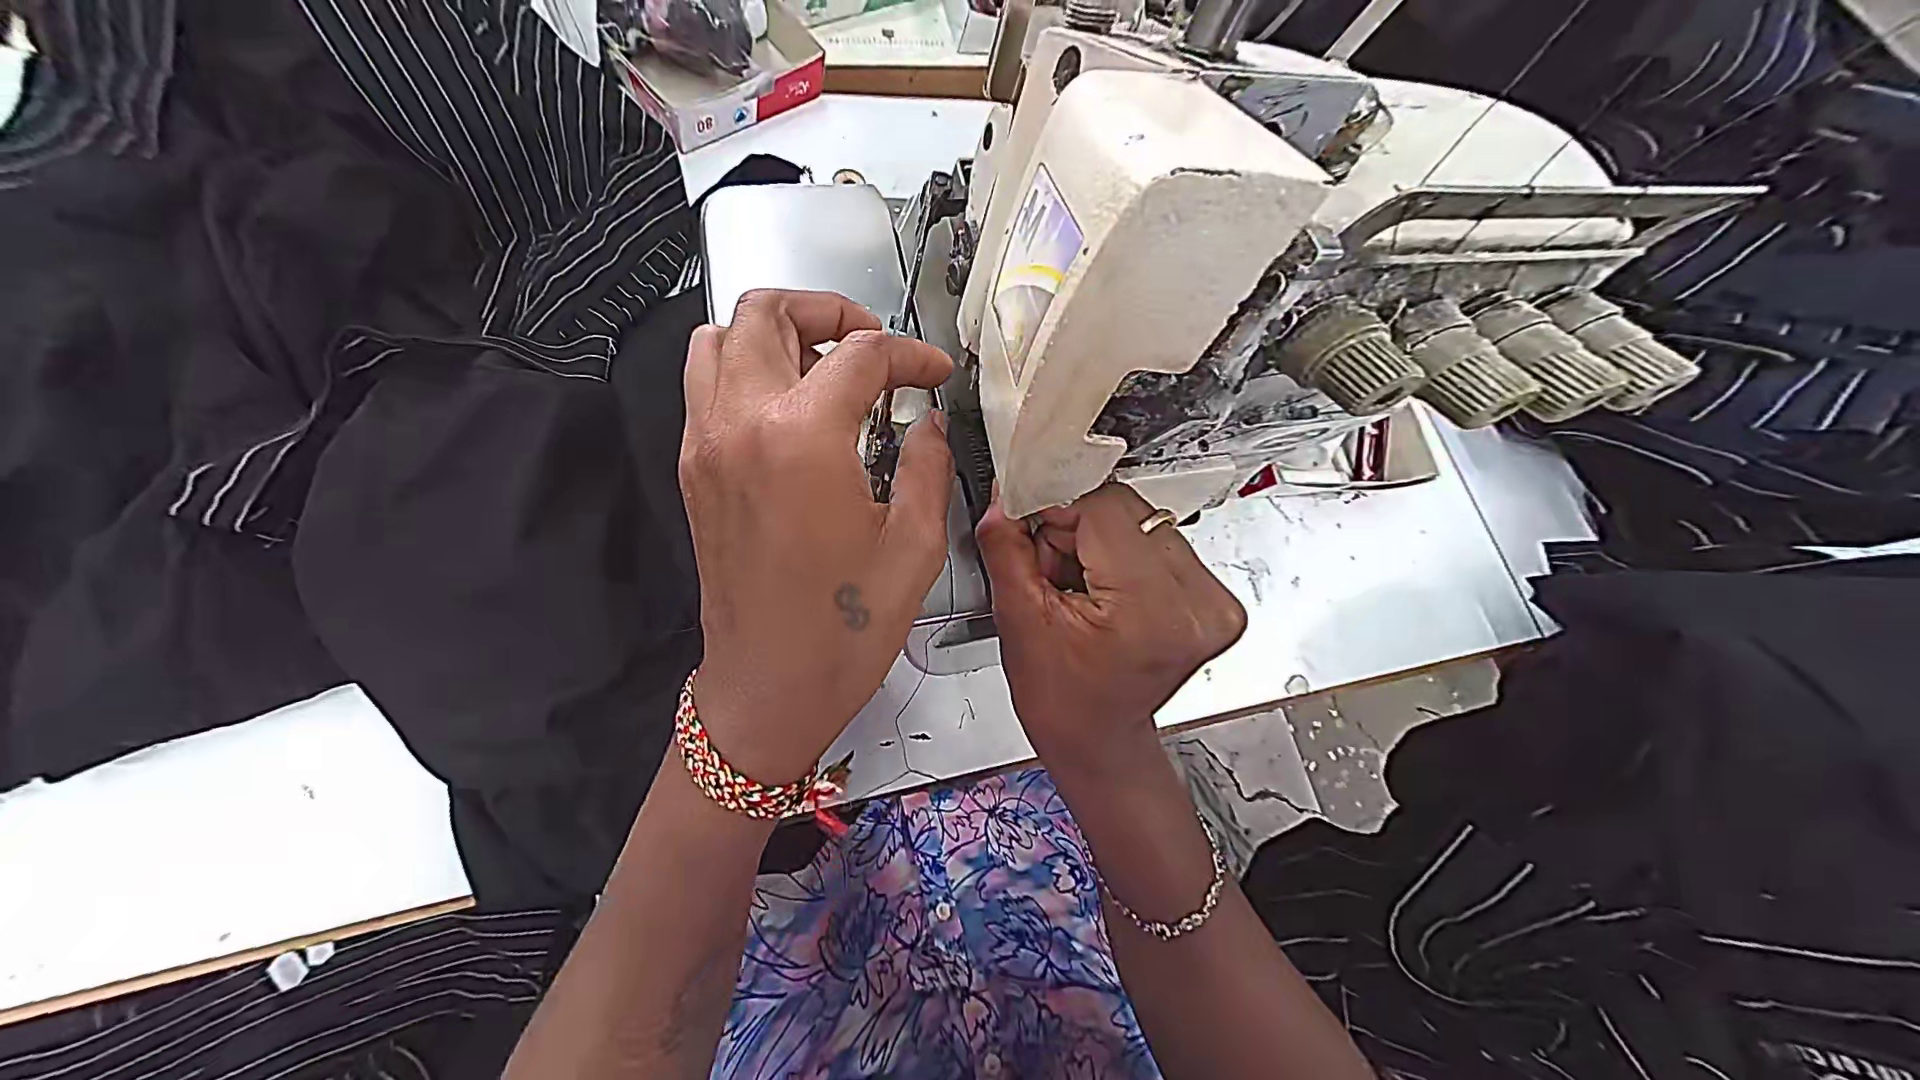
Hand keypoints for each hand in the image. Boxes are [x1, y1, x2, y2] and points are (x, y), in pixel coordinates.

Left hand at [681, 290, 953, 783]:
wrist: (769, 685)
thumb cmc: (843, 629)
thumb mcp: (914, 546)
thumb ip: (927, 466)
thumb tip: (926, 424)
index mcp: (802, 438)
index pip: (860, 353)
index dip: (909, 355)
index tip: (932, 375)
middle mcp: (740, 425)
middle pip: (767, 312)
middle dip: (828, 310)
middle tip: (872, 347)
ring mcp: (706, 445)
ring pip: (720, 337)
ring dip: (777, 333)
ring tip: (825, 366)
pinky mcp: (694, 470)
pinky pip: (706, 384)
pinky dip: (746, 369)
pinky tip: (793, 410)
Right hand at [974, 483, 1247, 771]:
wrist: (1097, 737)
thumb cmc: (1065, 701)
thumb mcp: (1020, 620)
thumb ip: (1007, 546)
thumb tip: (1003, 498)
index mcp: (1151, 608)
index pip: (1102, 505)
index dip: (1054, 506)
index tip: (1026, 514)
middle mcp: (1197, 602)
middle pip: (1124, 510)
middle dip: (1075, 529)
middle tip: (1053, 573)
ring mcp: (1213, 601)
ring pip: (1140, 520)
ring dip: (1098, 541)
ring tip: (1080, 589)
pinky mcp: (1215, 599)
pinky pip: (1158, 542)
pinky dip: (1123, 554)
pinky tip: (1105, 591)